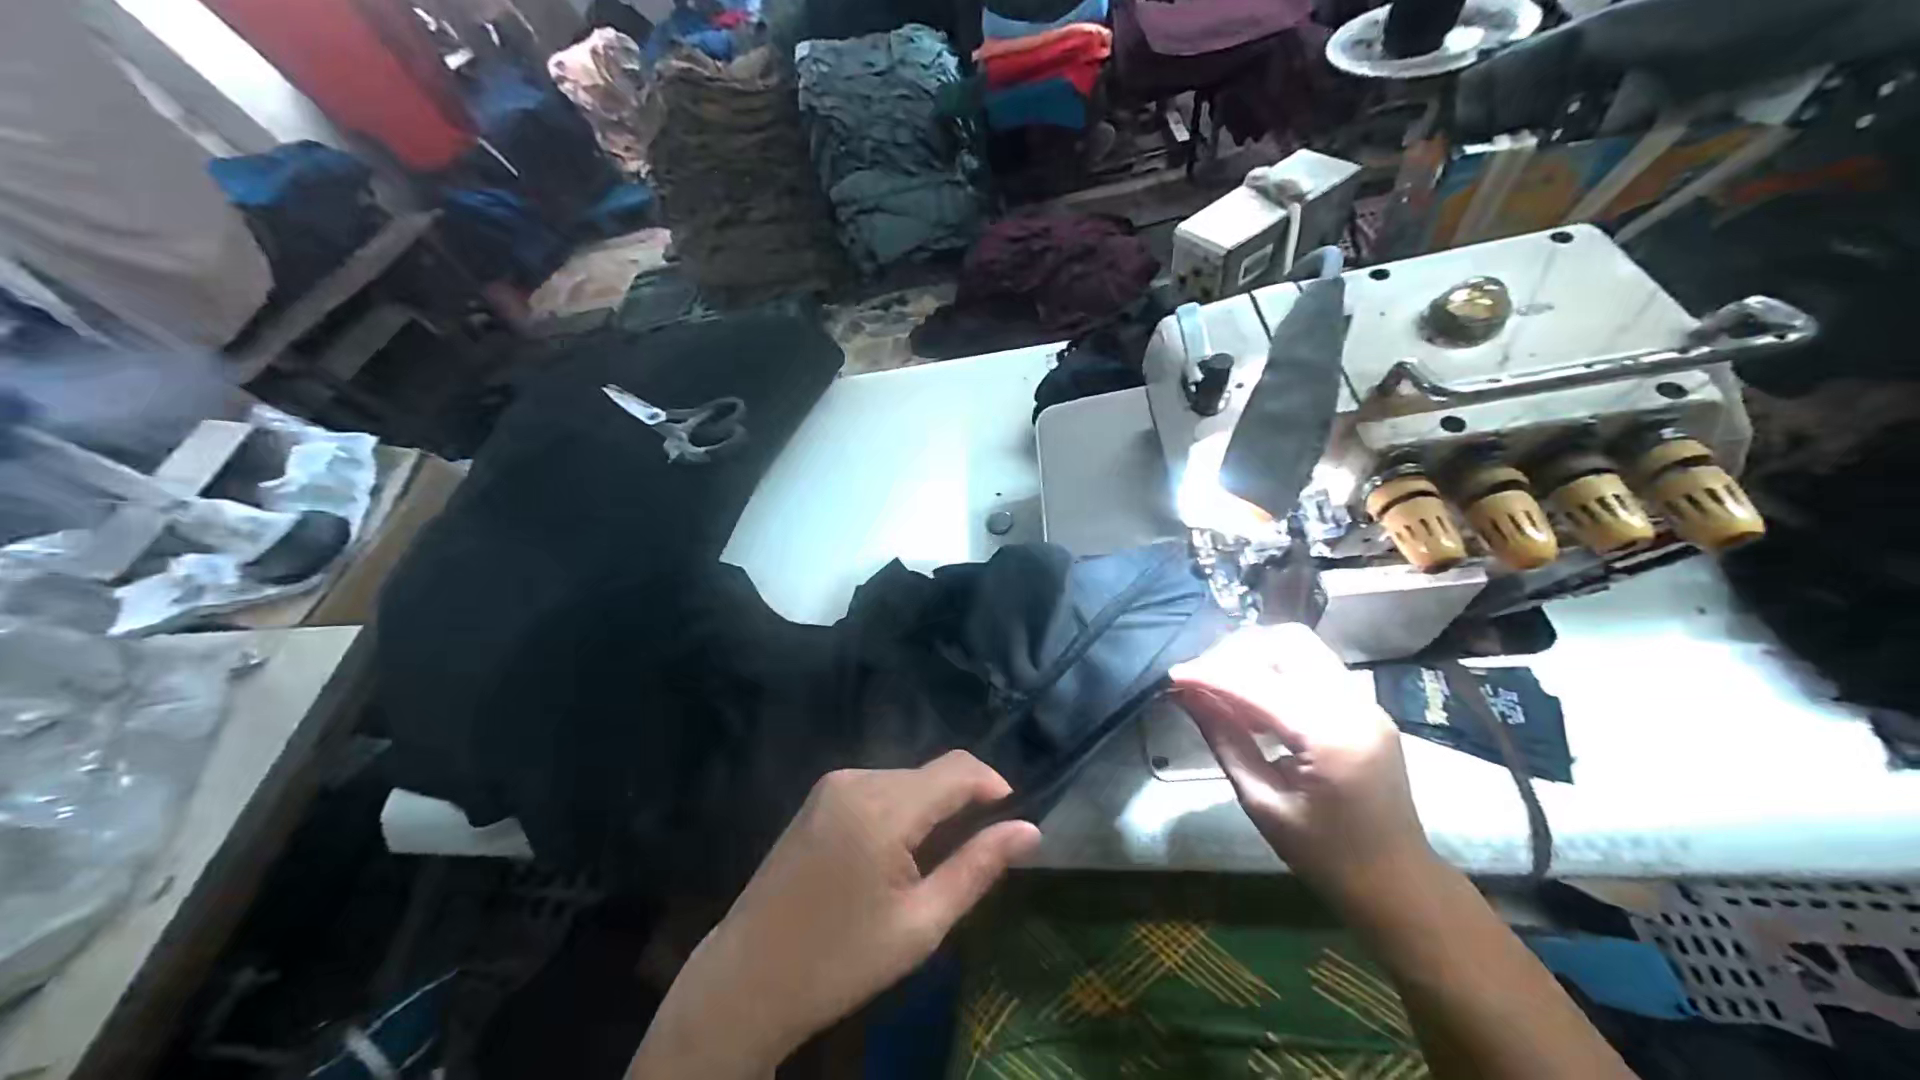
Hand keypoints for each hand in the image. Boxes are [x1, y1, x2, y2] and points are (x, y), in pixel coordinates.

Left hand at [629, 751, 1040, 1079]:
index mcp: (883, 809)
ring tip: (932, 863)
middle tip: (973, 857)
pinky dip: (901, 808)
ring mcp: (831, 785)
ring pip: (906, 778)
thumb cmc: (840, 962)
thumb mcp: (921, 925)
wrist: (747, 979)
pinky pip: (877, 787)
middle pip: (932, 773)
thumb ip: (977, 868)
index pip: (957, 768)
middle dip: (962, 802)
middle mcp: (856, 780)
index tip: (1012, 819)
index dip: (993, 785)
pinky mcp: (818, 796)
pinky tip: (895, 854)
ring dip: (931, 807)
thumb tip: (1029, 829)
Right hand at [1169, 623, 1436, 901]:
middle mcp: (1354, 706)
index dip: (1209, 674)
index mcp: (1330, 736)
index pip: (1258, 684)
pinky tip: (1255, 701)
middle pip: (1287, 643)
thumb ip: (1224, 740)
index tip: (1172, 676)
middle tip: (1202, 680)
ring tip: (1225, 689)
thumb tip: (1186, 696)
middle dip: (1236, 653)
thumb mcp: (1262, 803)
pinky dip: (1277, 670)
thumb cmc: (1325, 856)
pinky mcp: (1364, 707)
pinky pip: (1314, 667)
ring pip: (1302, 647)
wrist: (1396, 883)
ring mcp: (1365, 703)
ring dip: (1257, 656)